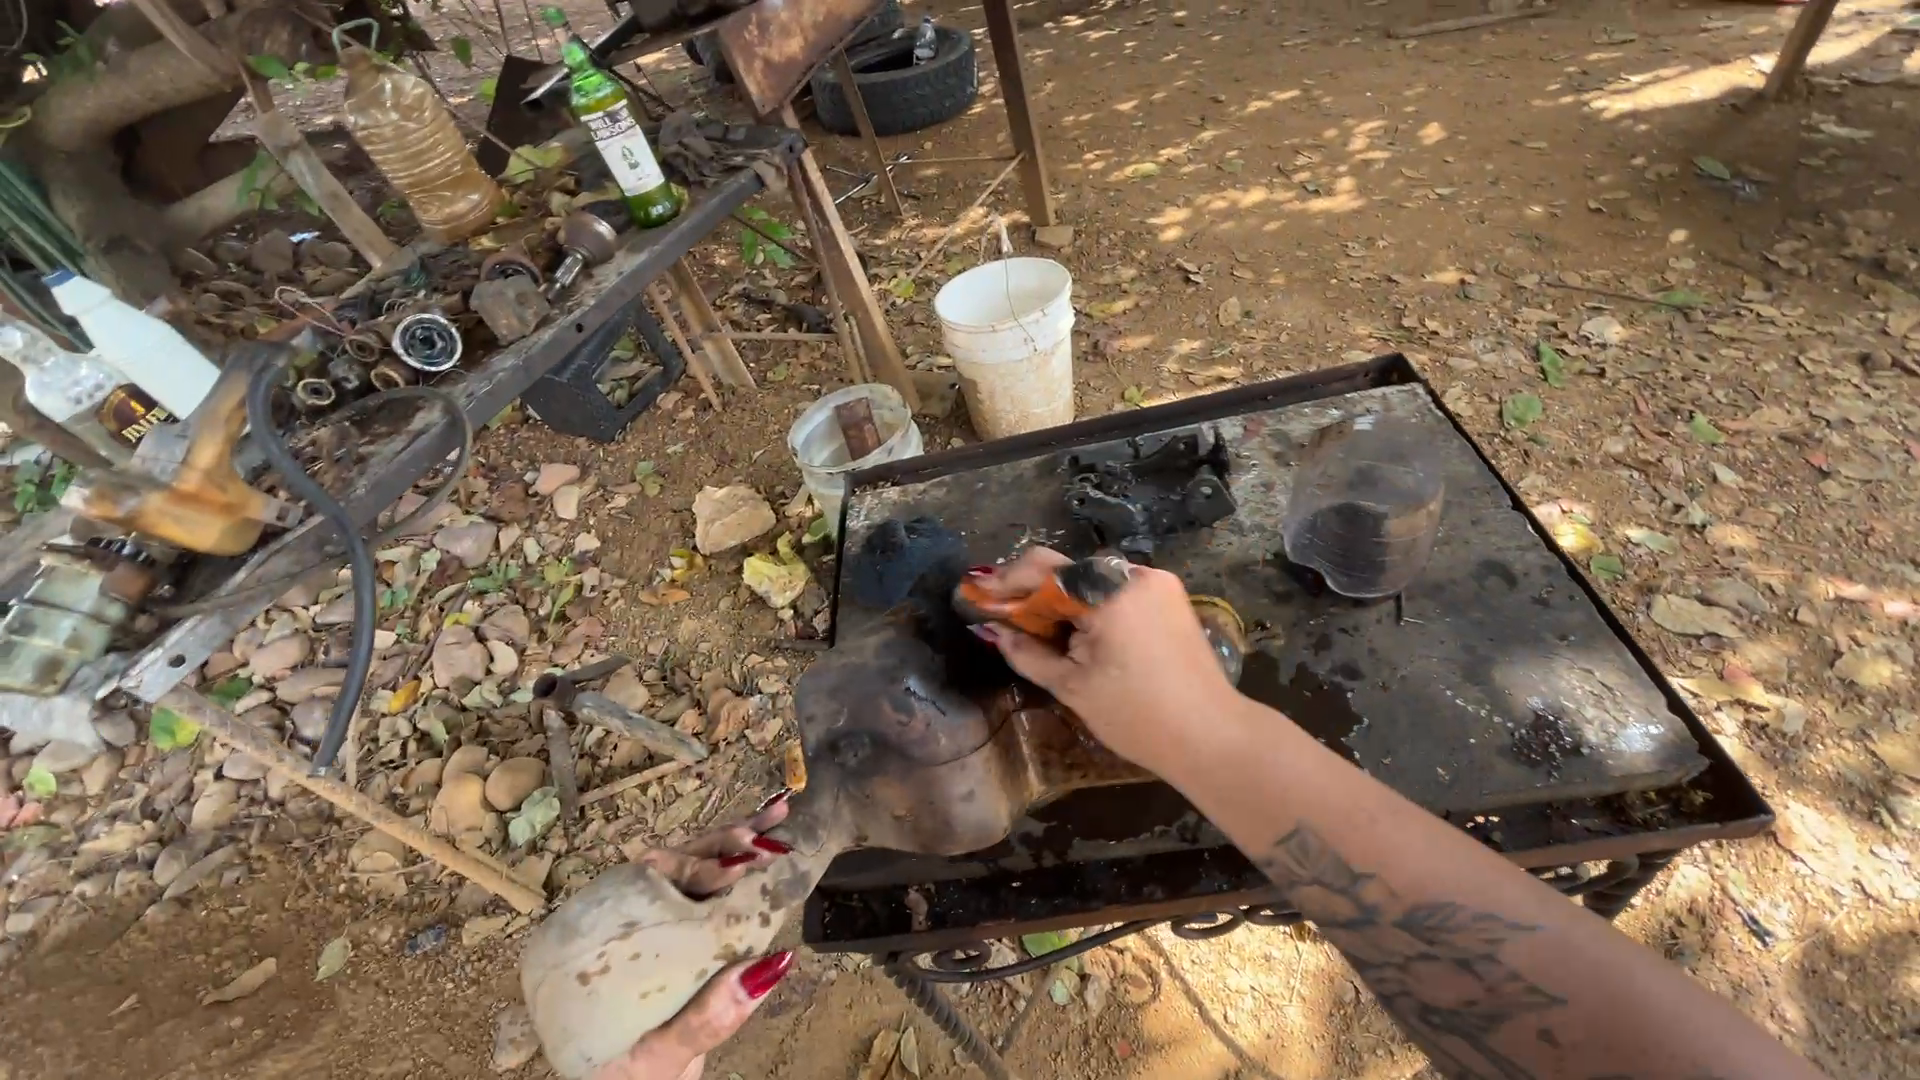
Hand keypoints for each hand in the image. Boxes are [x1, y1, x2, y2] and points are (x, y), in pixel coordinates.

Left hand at [592, 794, 797, 1079]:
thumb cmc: (631, 1078)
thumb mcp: (662, 1059)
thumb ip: (705, 1020)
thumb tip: (767, 968)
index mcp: (609, 941)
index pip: (648, 884)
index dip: (695, 866)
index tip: (736, 865)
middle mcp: (632, 916)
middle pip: (680, 863)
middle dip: (727, 843)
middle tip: (766, 833)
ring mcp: (664, 916)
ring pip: (703, 864)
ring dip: (743, 838)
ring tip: (779, 814)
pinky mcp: (692, 922)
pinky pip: (721, 886)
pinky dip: (749, 860)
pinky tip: (776, 834)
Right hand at [970, 547, 1238, 771]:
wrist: (1212, 737)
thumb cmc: (1136, 716)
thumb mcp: (1071, 686)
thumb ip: (1026, 651)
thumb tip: (991, 630)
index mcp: (1107, 590)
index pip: (1041, 568)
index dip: (1005, 583)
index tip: (978, 599)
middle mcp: (1134, 573)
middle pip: (1068, 571)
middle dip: (1033, 594)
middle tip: (1006, 621)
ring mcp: (1157, 584)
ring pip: (1092, 580)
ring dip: (1063, 600)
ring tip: (1040, 633)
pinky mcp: (1171, 599)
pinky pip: (1118, 591)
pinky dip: (1092, 606)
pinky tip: (1080, 635)